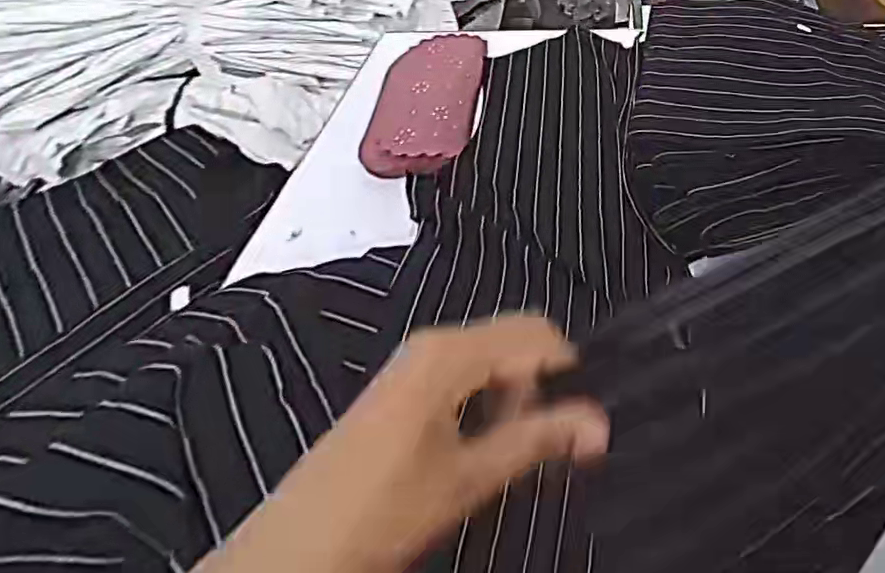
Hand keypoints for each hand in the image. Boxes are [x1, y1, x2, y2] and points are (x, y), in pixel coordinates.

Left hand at [197, 316, 607, 572]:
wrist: (283, 560)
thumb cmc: (378, 514)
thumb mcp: (467, 479)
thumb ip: (539, 440)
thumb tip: (601, 423)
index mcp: (450, 352)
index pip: (537, 335)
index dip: (568, 373)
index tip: (582, 422)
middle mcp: (435, 342)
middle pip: (517, 338)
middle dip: (540, 382)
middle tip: (541, 439)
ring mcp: (416, 361)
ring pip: (494, 354)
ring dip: (515, 392)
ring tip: (508, 446)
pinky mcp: (404, 384)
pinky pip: (468, 369)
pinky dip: (489, 395)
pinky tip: (478, 441)